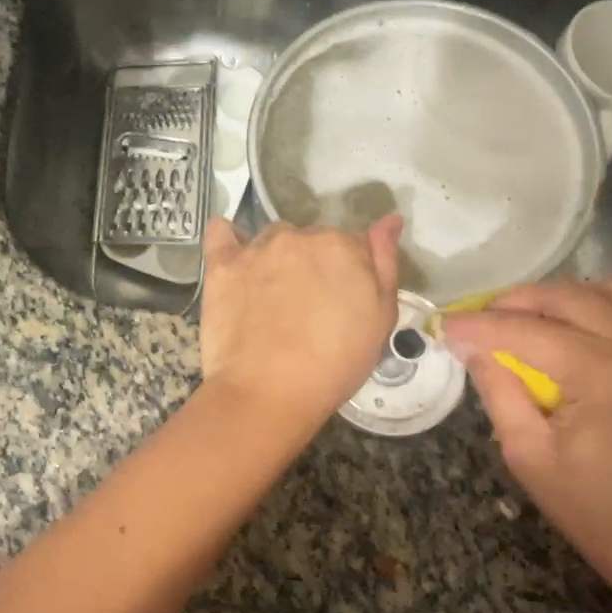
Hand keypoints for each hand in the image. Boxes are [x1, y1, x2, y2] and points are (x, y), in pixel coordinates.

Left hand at [200, 216, 402, 428]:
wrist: (267, 392)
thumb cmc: (334, 365)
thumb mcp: (380, 320)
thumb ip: (385, 264)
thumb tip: (390, 220)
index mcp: (342, 246)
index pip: (350, 245)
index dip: (347, 274)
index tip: (341, 302)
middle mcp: (299, 236)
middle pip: (310, 240)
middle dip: (312, 265)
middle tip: (307, 307)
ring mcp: (256, 249)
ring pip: (271, 239)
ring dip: (275, 258)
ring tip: (271, 298)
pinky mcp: (221, 265)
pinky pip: (222, 234)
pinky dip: (227, 238)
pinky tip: (233, 257)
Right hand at [444, 280, 611, 602]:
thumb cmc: (601, 517)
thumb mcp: (530, 458)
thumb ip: (499, 393)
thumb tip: (472, 349)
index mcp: (603, 375)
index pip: (525, 331)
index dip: (478, 325)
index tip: (443, 327)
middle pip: (567, 297)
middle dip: (515, 301)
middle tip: (477, 320)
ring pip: (609, 292)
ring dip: (561, 296)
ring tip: (525, 318)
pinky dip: (599, 308)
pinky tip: (573, 331)